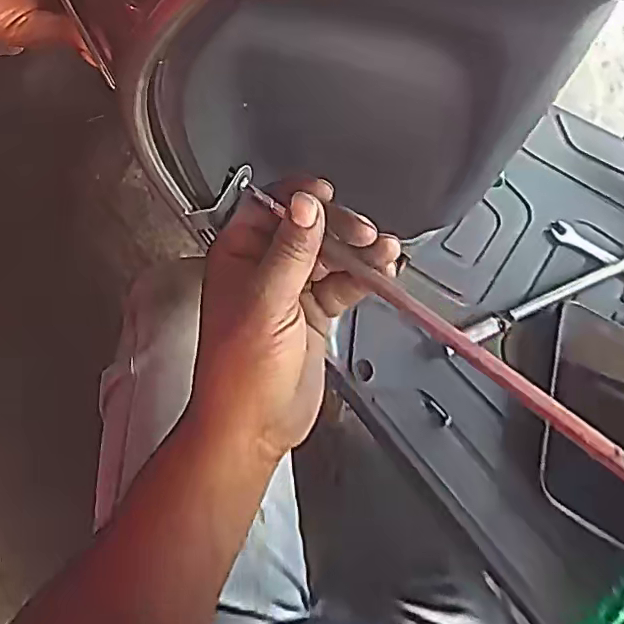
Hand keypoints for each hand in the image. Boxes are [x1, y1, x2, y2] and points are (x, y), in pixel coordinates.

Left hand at [189, 178, 402, 463]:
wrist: (253, 428)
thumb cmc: (239, 371)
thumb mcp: (267, 301)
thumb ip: (291, 250)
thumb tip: (305, 204)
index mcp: (239, 253)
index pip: (269, 206)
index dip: (298, 196)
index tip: (326, 194)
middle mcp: (264, 265)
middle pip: (307, 227)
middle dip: (338, 226)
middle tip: (363, 232)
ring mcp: (291, 288)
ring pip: (330, 253)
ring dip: (359, 250)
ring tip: (385, 250)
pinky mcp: (314, 310)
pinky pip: (343, 282)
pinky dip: (364, 276)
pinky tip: (383, 271)